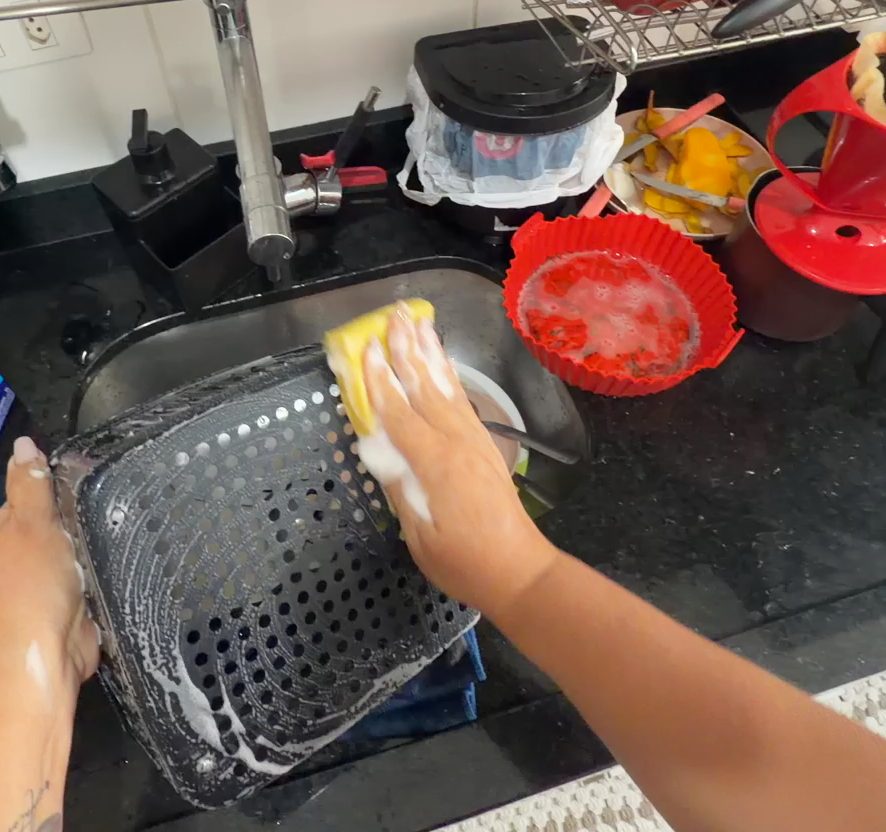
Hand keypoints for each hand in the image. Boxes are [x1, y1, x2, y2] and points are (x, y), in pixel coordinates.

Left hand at [0, 438, 99, 701]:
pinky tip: (120, 568)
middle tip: (113, 508)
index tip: (90, 484)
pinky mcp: (61, 615)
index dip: (56, 492)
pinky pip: (85, 585)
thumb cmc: (30, 584)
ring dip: (91, 553)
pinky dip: (99, 581)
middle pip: (53, 529)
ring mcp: (35, 591)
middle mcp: (10, 562)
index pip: (27, 499)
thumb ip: (31, 485)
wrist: (38, 658)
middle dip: (78, 524)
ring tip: (125, 532)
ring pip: (72, 558)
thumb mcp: (32, 524)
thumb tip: (22, 443)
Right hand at [361, 308, 561, 616]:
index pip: (399, 413)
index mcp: (436, 463)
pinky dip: (449, 375)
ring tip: (418, 321)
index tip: (366, 348)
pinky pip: (461, 400)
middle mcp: (456, 441)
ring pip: (446, 386)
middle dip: (407, 348)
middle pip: (425, 386)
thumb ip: (399, 488)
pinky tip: (442, 361)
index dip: (380, 381)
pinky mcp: (483, 445)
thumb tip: (378, 451)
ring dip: (429, 351)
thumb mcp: (419, 534)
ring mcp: (473, 440)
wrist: (519, 571)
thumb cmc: (464, 562)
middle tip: (395, 314)